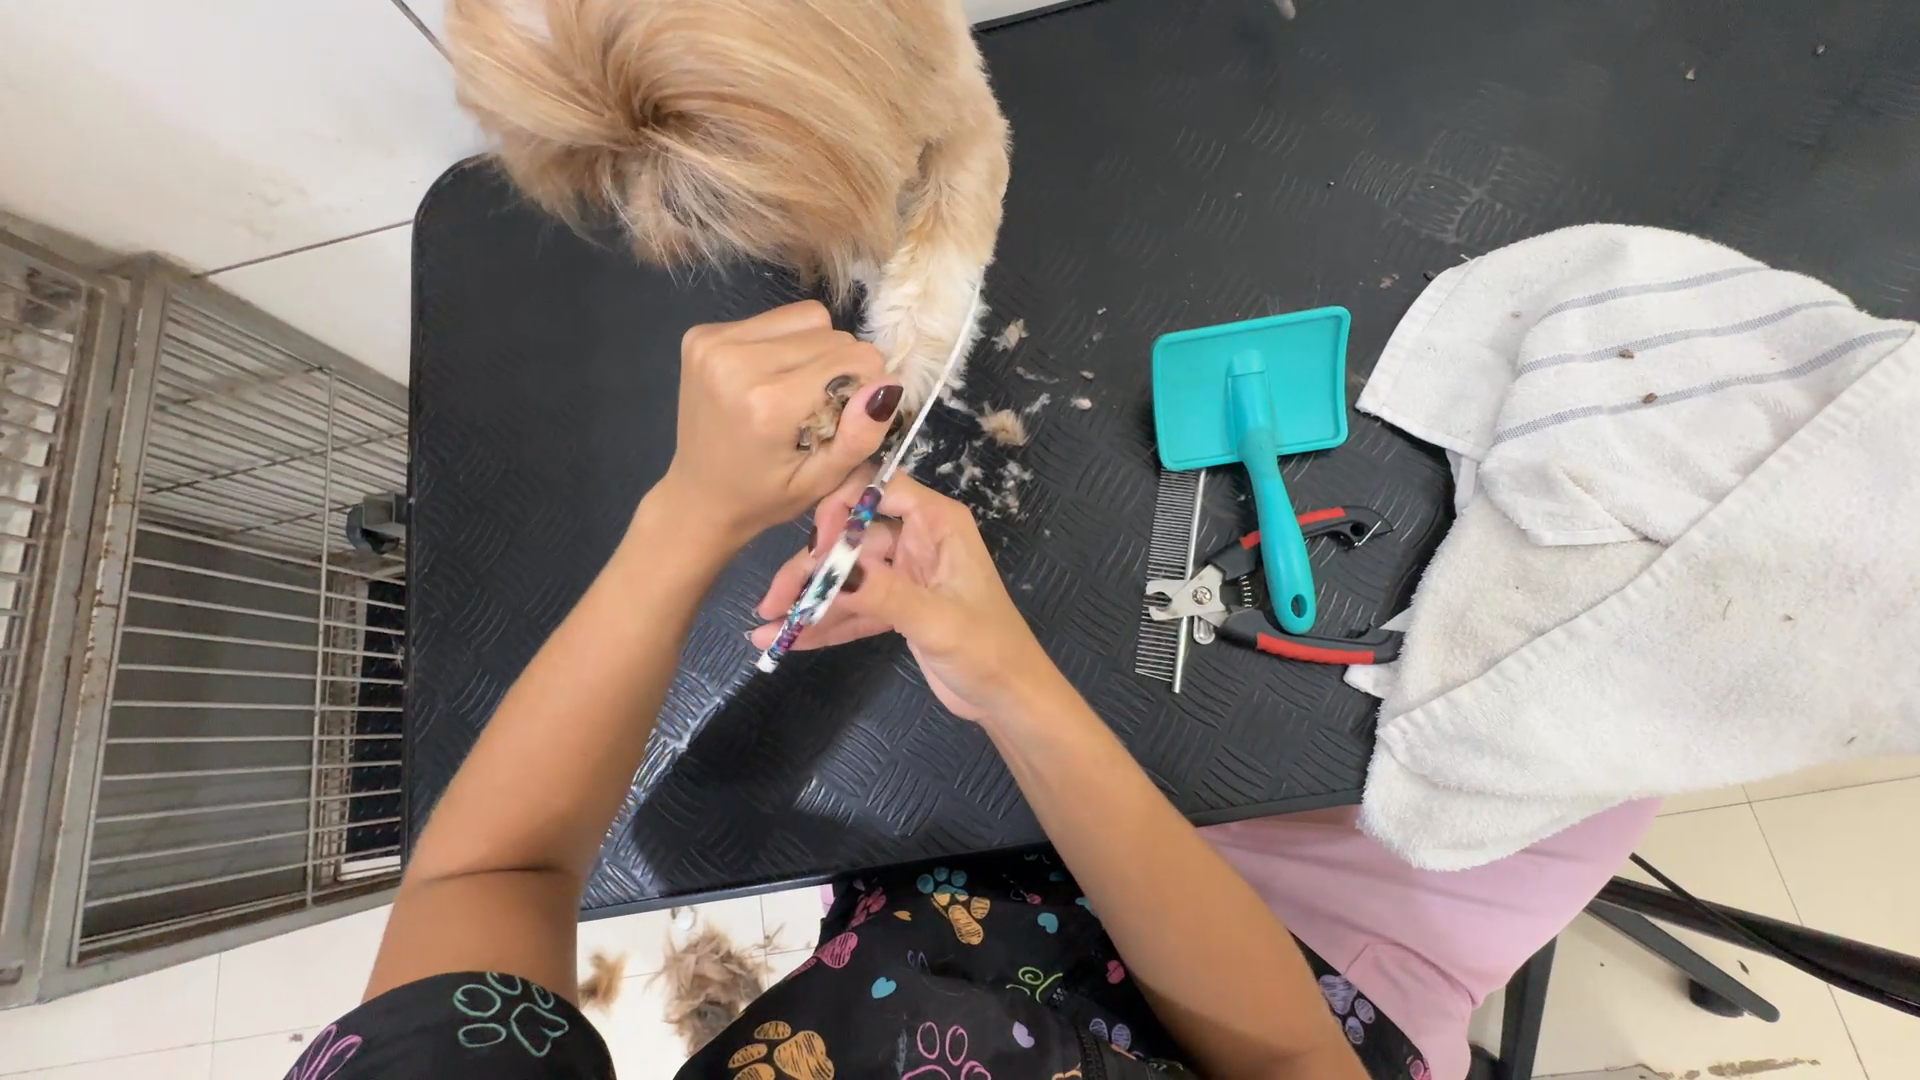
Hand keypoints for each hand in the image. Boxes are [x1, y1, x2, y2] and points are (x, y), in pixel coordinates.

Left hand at [655, 301, 901, 544]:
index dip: (865, 386)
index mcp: (769, 403)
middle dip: (842, 369)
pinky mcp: (703, 332)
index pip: (855, 358)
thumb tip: (890, 384)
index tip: (848, 417)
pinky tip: (771, 378)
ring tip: (796, 391)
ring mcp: (715, 342)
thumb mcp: (821, 483)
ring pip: (808, 318)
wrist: (699, 497)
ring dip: (817, 350)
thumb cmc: (765, 497)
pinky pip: (776, 319)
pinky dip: (788, 344)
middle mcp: (737, 360)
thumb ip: (858, 437)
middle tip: (819, 410)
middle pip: (833, 335)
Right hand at [749, 471, 1065, 721]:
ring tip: (767, 626)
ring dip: (809, 600)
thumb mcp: (937, 620)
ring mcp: (905, 574)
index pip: (880, 488)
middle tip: (773, 600)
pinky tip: (785, 640)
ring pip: (846, 575)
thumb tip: (832, 573)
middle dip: (812, 568)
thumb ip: (885, 594)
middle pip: (852, 537)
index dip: (843, 507)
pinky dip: (823, 623)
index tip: (817, 545)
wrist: (1008, 698)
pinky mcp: (896, 606)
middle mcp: (918, 540)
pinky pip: (853, 607)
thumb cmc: (989, 650)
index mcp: (938, 524)